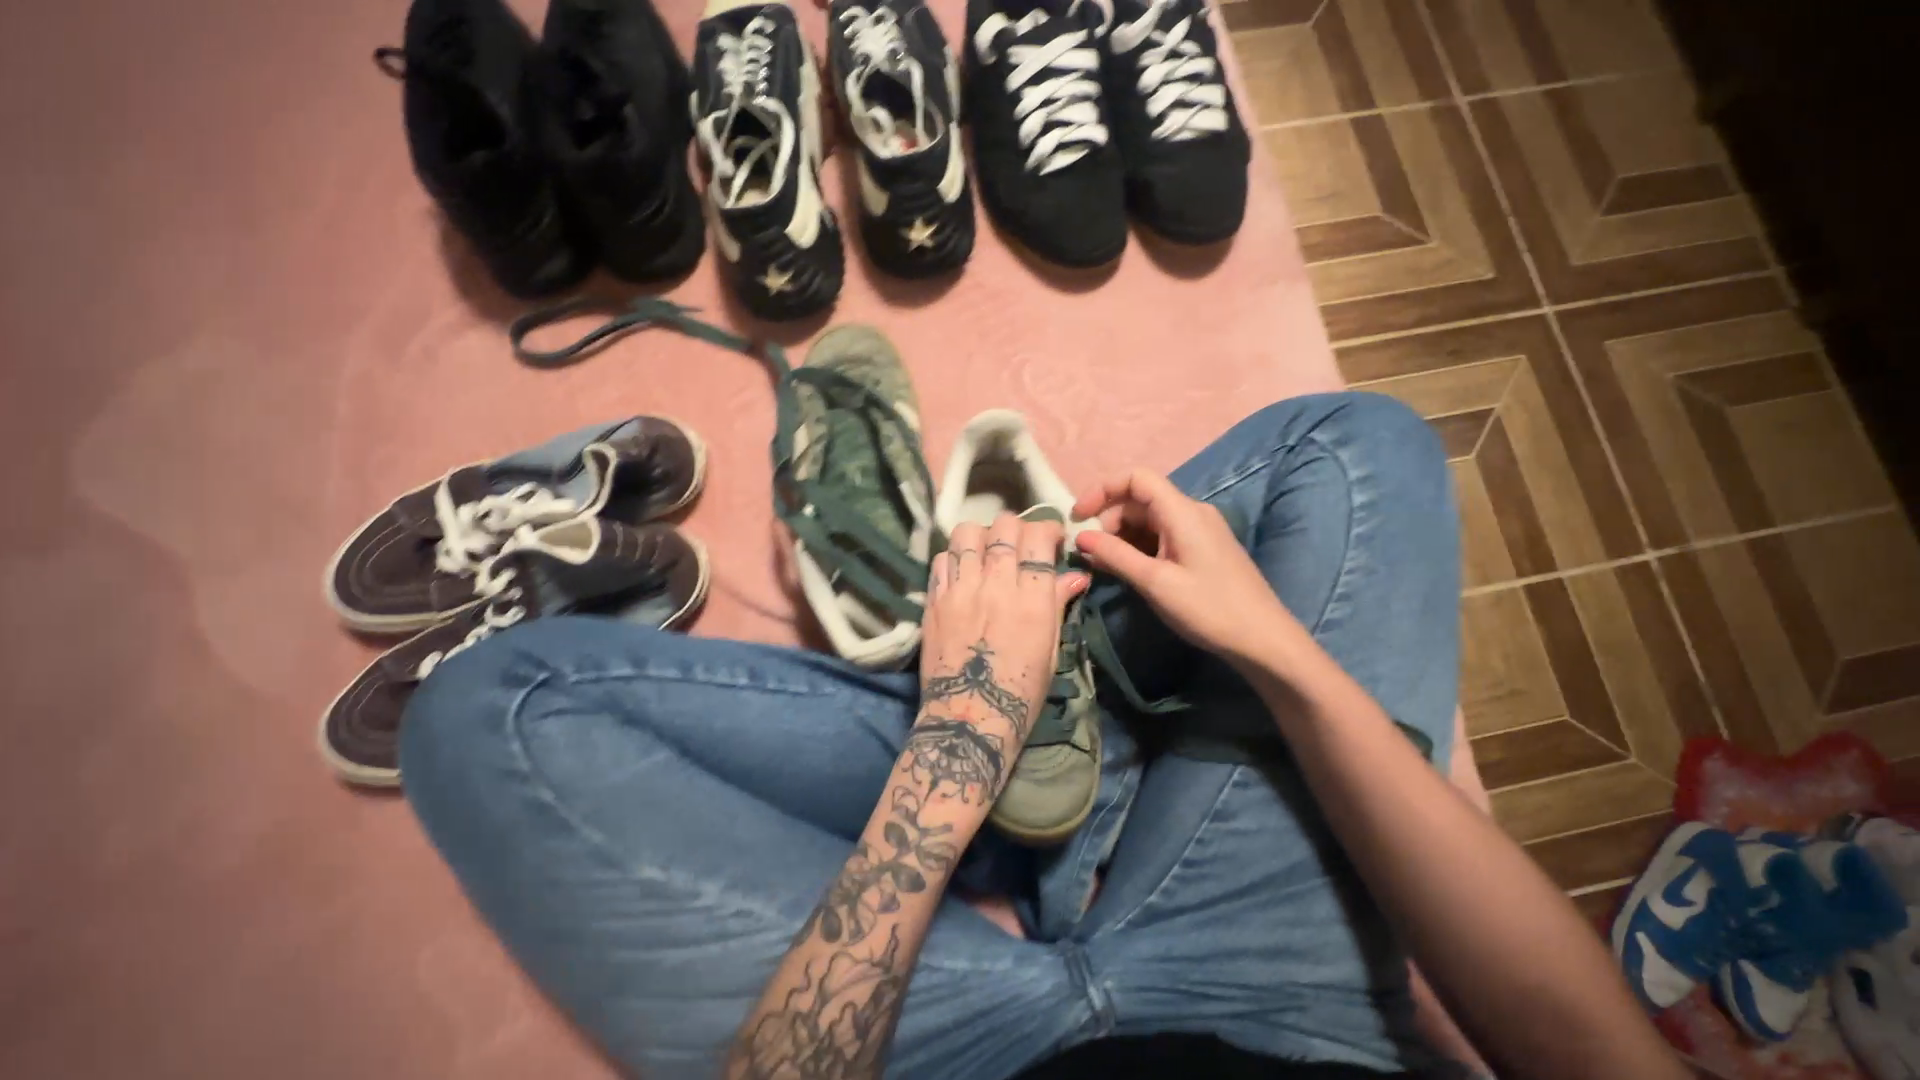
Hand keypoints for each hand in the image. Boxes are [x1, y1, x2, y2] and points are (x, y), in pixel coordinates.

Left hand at [919, 513, 1087, 750]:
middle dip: (1017, 528)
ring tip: (987, 551)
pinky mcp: (934, 601)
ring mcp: (960, 590)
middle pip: (1004, 526)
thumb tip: (1076, 575)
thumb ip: (1057, 605)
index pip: (1038, 537)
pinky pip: (942, 558)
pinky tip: (963, 571)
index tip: (1051, 540)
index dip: (1047, 529)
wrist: (968, 718)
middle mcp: (995, 585)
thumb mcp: (1050, 650)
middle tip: (1019, 545)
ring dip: (982, 535)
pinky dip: (955, 556)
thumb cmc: (1020, 692)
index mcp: (1032, 599)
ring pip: (967, 533)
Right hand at [1071, 469, 1295, 666]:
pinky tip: (1129, 571)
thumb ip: (1116, 556)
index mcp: (1182, 512)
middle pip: (1140, 500)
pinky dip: (1140, 547)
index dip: (1102, 489)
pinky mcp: (1203, 549)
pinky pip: (1163, 536)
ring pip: (1150, 520)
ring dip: (1122, 537)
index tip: (1078, 517)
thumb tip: (1081, 537)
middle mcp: (1192, 512)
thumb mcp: (1156, 583)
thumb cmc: (1209, 609)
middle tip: (1091, 554)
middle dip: (1109, 520)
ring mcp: (1200, 530)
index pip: (1137, 478)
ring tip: (1105, 566)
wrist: (1263, 639)